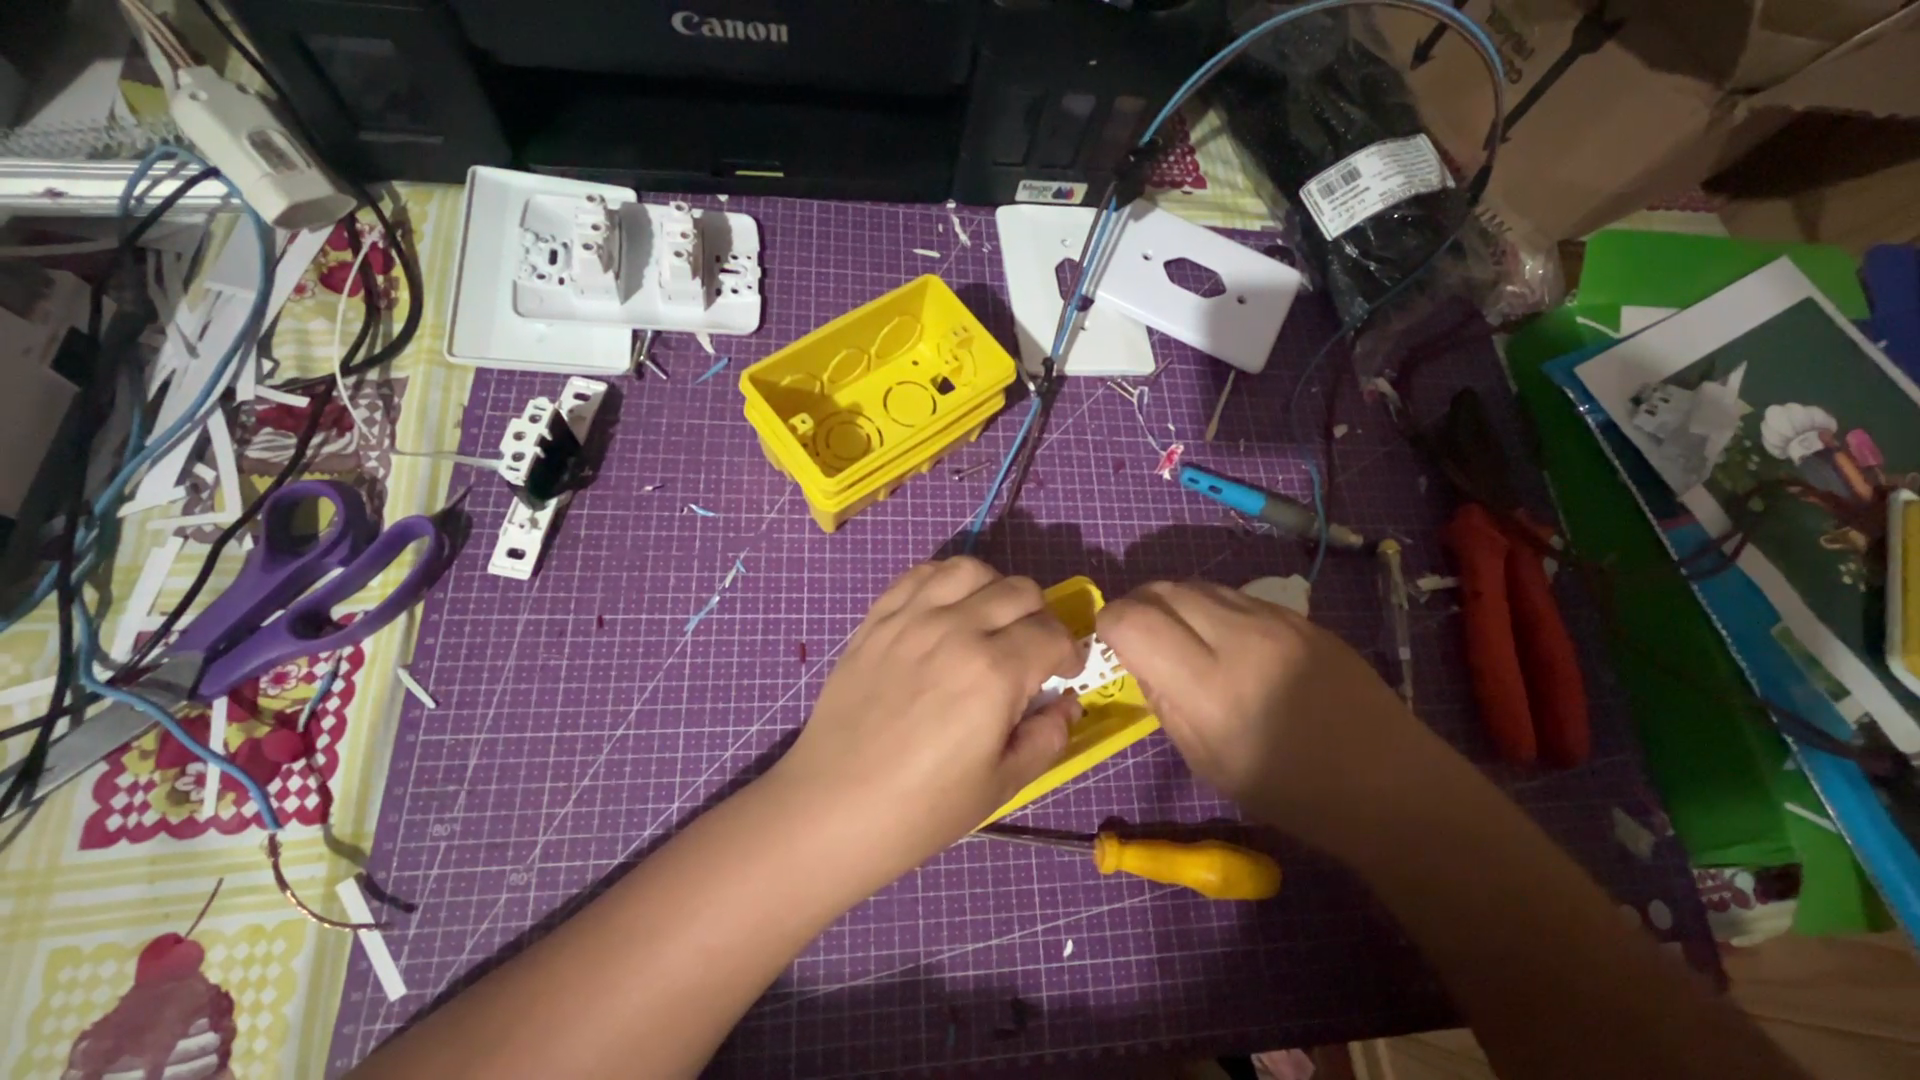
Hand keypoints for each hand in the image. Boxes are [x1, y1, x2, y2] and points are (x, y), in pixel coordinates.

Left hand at [768, 558, 1082, 875]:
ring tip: (989, 622)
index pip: (1052, 633)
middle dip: (1039, 618)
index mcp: (994, 672)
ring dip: (994, 589)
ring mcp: (910, 618)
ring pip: (970, 569)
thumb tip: (1066, 704)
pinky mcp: (876, 620)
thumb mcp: (1002, 784)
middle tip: (1030, 651)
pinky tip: (945, 611)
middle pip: (1020, 590)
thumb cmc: (923, 808)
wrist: (833, 806)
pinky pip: (919, 575)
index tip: (1062, 674)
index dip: (1068, 652)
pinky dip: (943, 582)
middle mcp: (956, 629)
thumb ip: (1047, 737)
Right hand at [1097, 581, 1443, 847]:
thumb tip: (1139, 661)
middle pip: (1162, 589)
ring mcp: (1276, 620)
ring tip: (1181, 640)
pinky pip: (1237, 596)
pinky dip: (1212, 609)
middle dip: (1136, 607)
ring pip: (1199, 585)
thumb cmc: (1291, 792)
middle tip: (1138, 639)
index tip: (1111, 647)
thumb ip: (1165, 701)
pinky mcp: (1302, 617)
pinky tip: (1226, 643)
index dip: (1109, 626)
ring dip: (1174, 604)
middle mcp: (1240, 637)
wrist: (1389, 784)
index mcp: (1210, 685)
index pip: (1133, 619)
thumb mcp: (1206, 761)